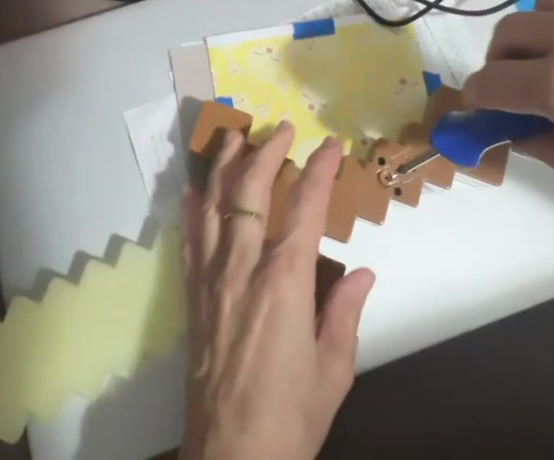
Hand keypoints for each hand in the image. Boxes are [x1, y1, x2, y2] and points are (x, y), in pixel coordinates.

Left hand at [181, 124, 376, 459]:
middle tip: (281, 128)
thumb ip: (345, 313)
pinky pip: (190, 239)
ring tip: (233, 134)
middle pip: (250, 192)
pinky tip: (193, 187)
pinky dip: (192, 207)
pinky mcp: (192, 296)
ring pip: (214, 205)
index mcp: (285, 282)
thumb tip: (363, 271)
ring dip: (225, 165)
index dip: (319, 171)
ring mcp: (211, 279)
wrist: (230, 456)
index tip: (330, 145)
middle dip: (267, 152)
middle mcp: (243, 268)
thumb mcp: (334, 369)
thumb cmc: (291, 416)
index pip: (306, 209)